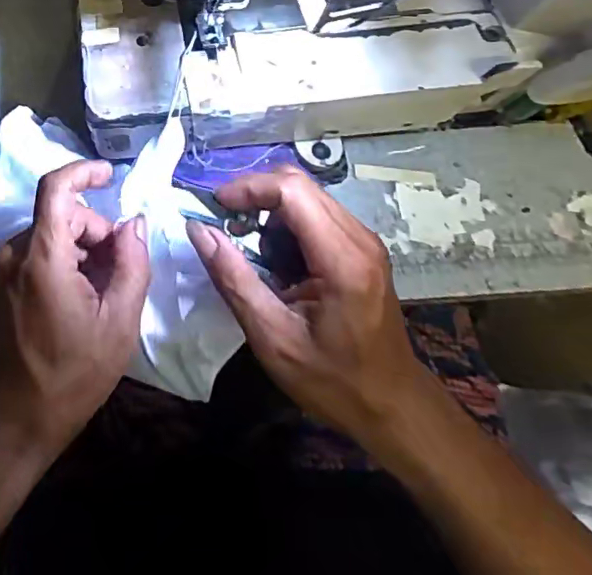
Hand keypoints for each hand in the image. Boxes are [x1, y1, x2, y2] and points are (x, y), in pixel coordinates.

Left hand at [0, 159, 150, 458]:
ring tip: (101, 297)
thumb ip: (131, 265)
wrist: (2, 427)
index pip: (56, 188)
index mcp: (40, 256)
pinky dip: (61, 265)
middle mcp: (12, 253)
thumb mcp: (116, 325)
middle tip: (120, 274)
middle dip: (96, 233)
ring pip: (49, 237)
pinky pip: (34, 257)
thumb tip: (133, 223)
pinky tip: (77, 304)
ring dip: (80, 252)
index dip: (83, 172)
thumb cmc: (66, 379)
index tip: (110, 175)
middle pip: (60, 217)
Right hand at [185, 165, 427, 443]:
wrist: (392, 406)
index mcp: (343, 260)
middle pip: (299, 184)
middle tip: (226, 225)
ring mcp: (364, 241)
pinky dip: (286, 224)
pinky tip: (276, 261)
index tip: (216, 207)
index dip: (249, 188)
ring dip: (269, 211)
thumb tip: (198, 230)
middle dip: (255, 195)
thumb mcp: (272, 338)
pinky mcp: (362, 248)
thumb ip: (233, 279)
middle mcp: (360, 239)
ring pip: (307, 196)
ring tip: (250, 250)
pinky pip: (317, 214)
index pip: (292, 191)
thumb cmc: (333, 381)